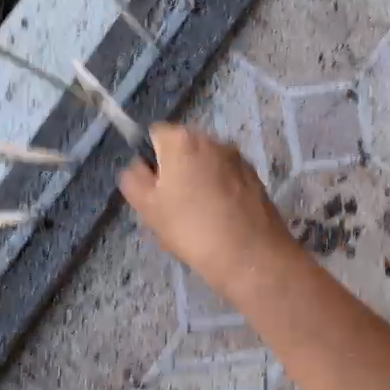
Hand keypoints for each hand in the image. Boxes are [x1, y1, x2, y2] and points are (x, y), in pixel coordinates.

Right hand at [118, 124, 299, 292]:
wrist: (250, 255)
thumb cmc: (191, 229)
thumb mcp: (148, 208)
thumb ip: (134, 180)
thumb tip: (138, 167)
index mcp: (183, 140)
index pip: (155, 134)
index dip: (150, 159)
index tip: (153, 188)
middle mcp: (212, 139)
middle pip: (183, 148)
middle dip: (175, 169)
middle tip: (171, 206)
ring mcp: (237, 157)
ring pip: (206, 164)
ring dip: (198, 180)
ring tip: (198, 218)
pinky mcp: (255, 176)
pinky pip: (227, 177)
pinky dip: (220, 190)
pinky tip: (220, 220)